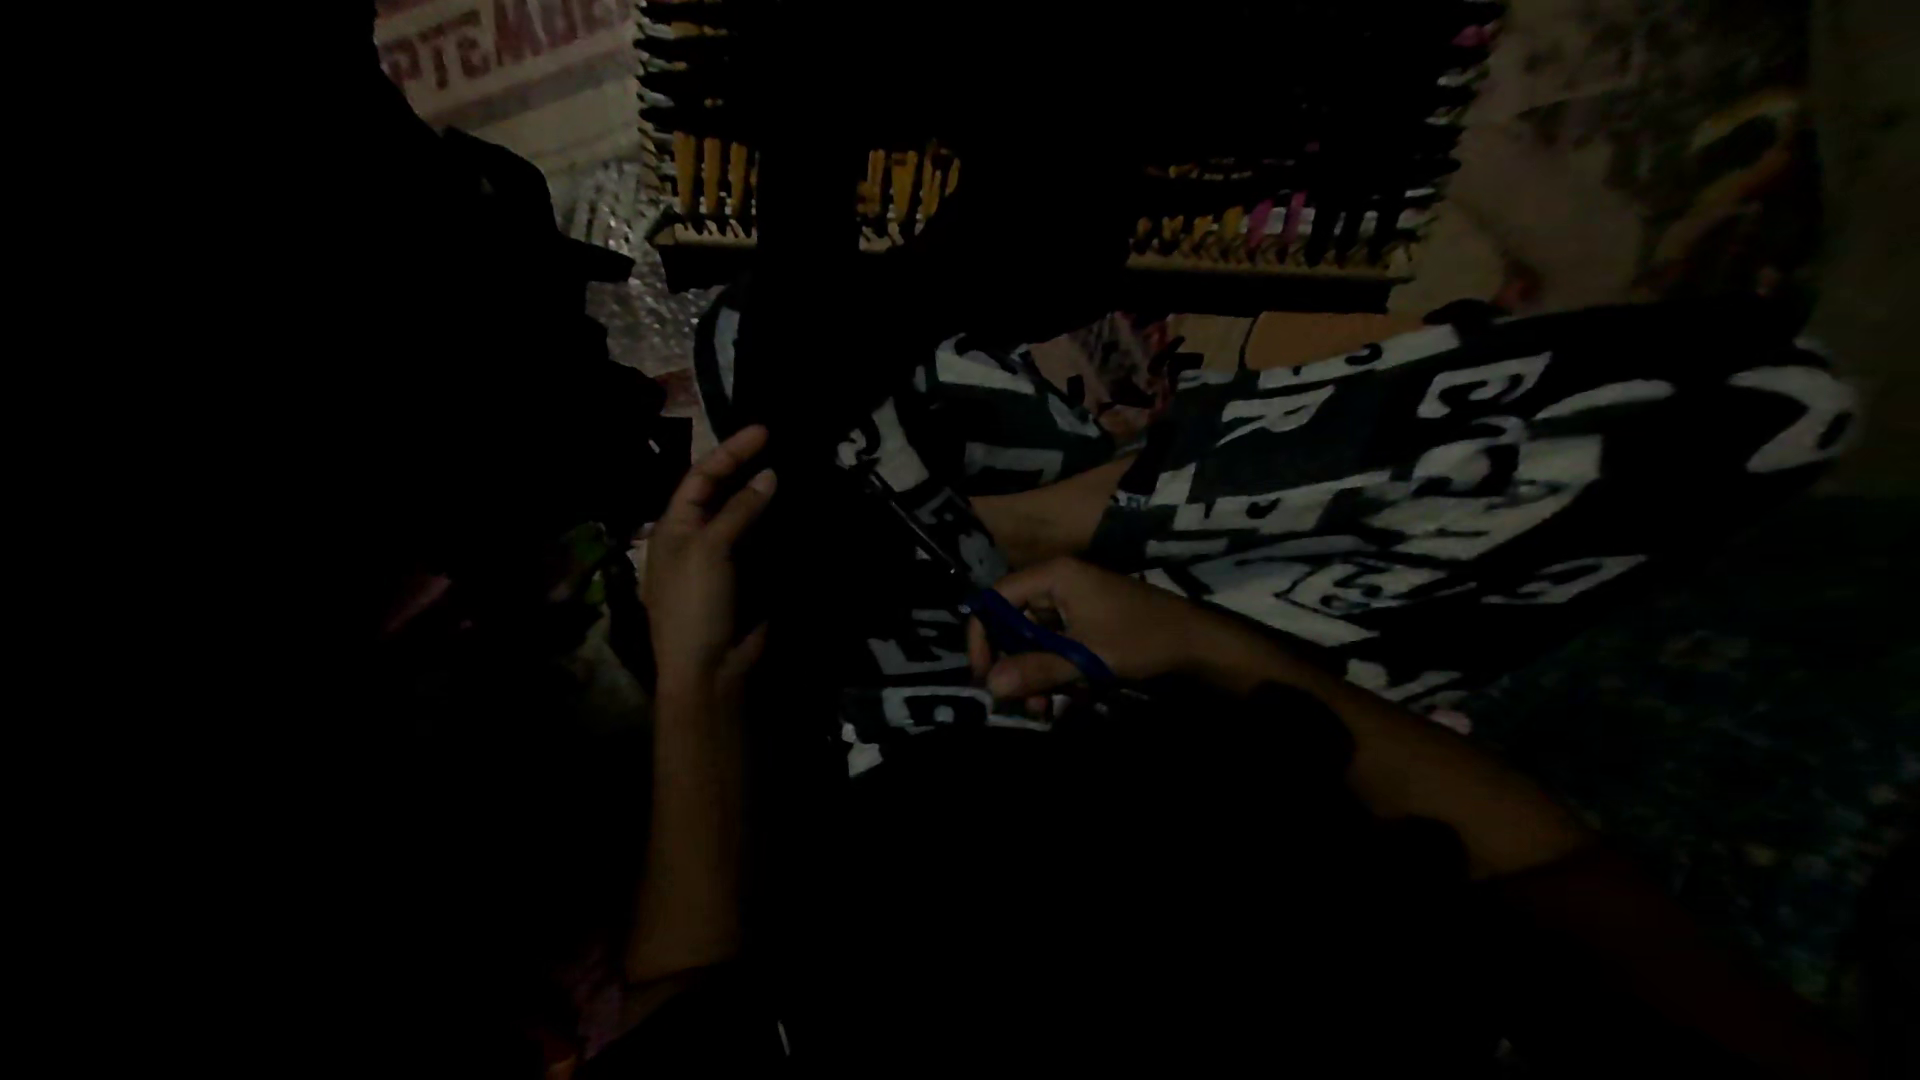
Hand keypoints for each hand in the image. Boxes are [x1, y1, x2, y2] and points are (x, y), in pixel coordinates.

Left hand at [643, 424, 776, 696]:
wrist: (710, 667)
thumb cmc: (696, 604)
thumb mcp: (710, 550)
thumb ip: (739, 510)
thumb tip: (770, 475)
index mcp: (675, 526)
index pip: (702, 477)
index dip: (731, 451)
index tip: (764, 431)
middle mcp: (699, 535)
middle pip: (723, 491)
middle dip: (748, 467)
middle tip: (782, 443)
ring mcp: (726, 556)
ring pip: (748, 515)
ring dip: (767, 494)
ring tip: (795, 469)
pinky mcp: (750, 575)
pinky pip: (765, 540)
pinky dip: (780, 523)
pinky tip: (799, 509)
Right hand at [966, 557, 1224, 703]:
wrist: (1196, 641)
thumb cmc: (1141, 639)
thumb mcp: (1087, 656)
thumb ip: (1037, 669)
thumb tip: (991, 685)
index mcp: (1054, 576)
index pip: (996, 598)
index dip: (983, 634)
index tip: (983, 673)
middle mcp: (1057, 583)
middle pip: (1012, 620)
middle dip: (1011, 662)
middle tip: (1013, 699)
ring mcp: (1071, 601)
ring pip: (1032, 637)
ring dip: (1031, 672)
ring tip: (1039, 708)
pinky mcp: (1083, 620)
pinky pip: (1053, 643)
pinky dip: (1051, 669)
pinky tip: (1058, 696)